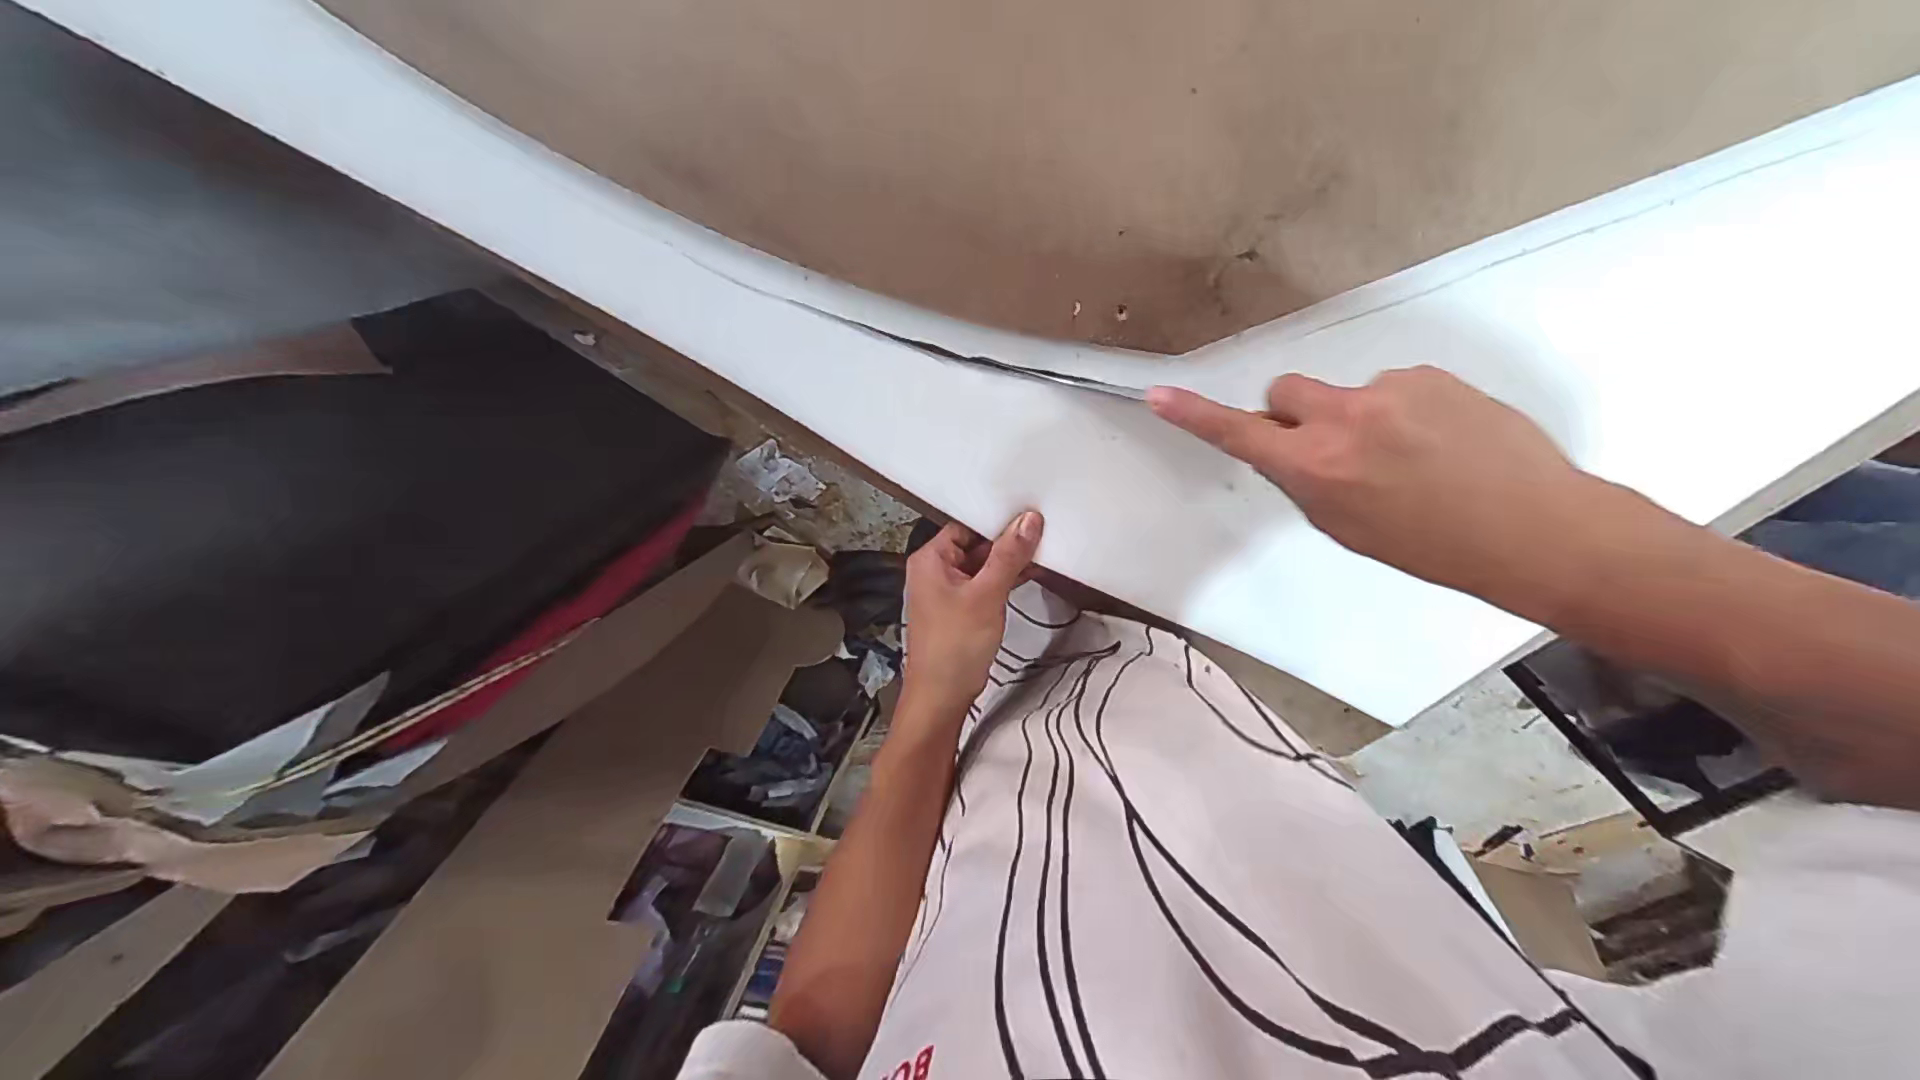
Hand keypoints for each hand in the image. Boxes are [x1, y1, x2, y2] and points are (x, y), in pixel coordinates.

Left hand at [902, 513, 1043, 714]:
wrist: (942, 697)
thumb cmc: (953, 647)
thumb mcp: (987, 594)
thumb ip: (1009, 555)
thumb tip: (1028, 521)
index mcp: (930, 559)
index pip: (966, 525)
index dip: (995, 520)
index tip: (1027, 515)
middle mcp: (935, 571)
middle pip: (975, 544)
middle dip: (1006, 542)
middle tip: (1041, 532)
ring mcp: (947, 591)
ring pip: (982, 565)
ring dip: (1007, 562)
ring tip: (1041, 551)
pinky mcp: (960, 609)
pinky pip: (983, 584)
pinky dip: (1003, 580)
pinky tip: (1028, 575)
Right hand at [1147, 366, 1627, 605]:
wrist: (1532, 529)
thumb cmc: (1428, 545)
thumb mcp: (1341, 525)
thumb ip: (1301, 480)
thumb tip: (1289, 451)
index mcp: (1314, 467)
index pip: (1237, 434)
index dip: (1193, 415)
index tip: (1160, 395)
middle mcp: (1343, 419)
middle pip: (1285, 392)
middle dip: (1294, 413)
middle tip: (1328, 446)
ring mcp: (1390, 391)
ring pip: (1344, 392)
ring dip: (1356, 416)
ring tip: (1407, 456)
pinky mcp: (1431, 376)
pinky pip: (1392, 386)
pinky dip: (1401, 409)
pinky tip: (1437, 442)